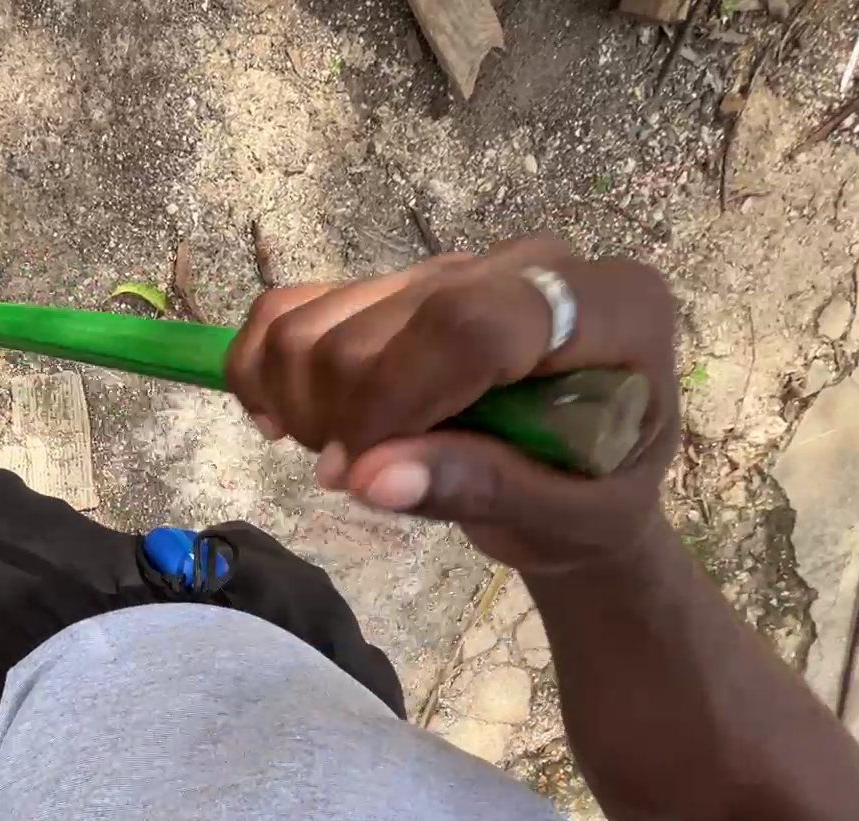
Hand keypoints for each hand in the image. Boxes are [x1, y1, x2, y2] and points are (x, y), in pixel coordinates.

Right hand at [225, 235, 680, 573]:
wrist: (570, 475)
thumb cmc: (583, 496)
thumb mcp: (562, 515)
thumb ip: (481, 489)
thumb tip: (368, 479)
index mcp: (601, 306)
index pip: (466, 322)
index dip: (390, 398)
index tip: (356, 473)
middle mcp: (514, 268)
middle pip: (363, 329)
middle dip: (338, 420)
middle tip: (363, 477)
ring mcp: (438, 273)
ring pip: (305, 324)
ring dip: (299, 406)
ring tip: (345, 451)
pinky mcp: (381, 290)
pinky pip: (279, 312)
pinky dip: (257, 370)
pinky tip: (285, 417)